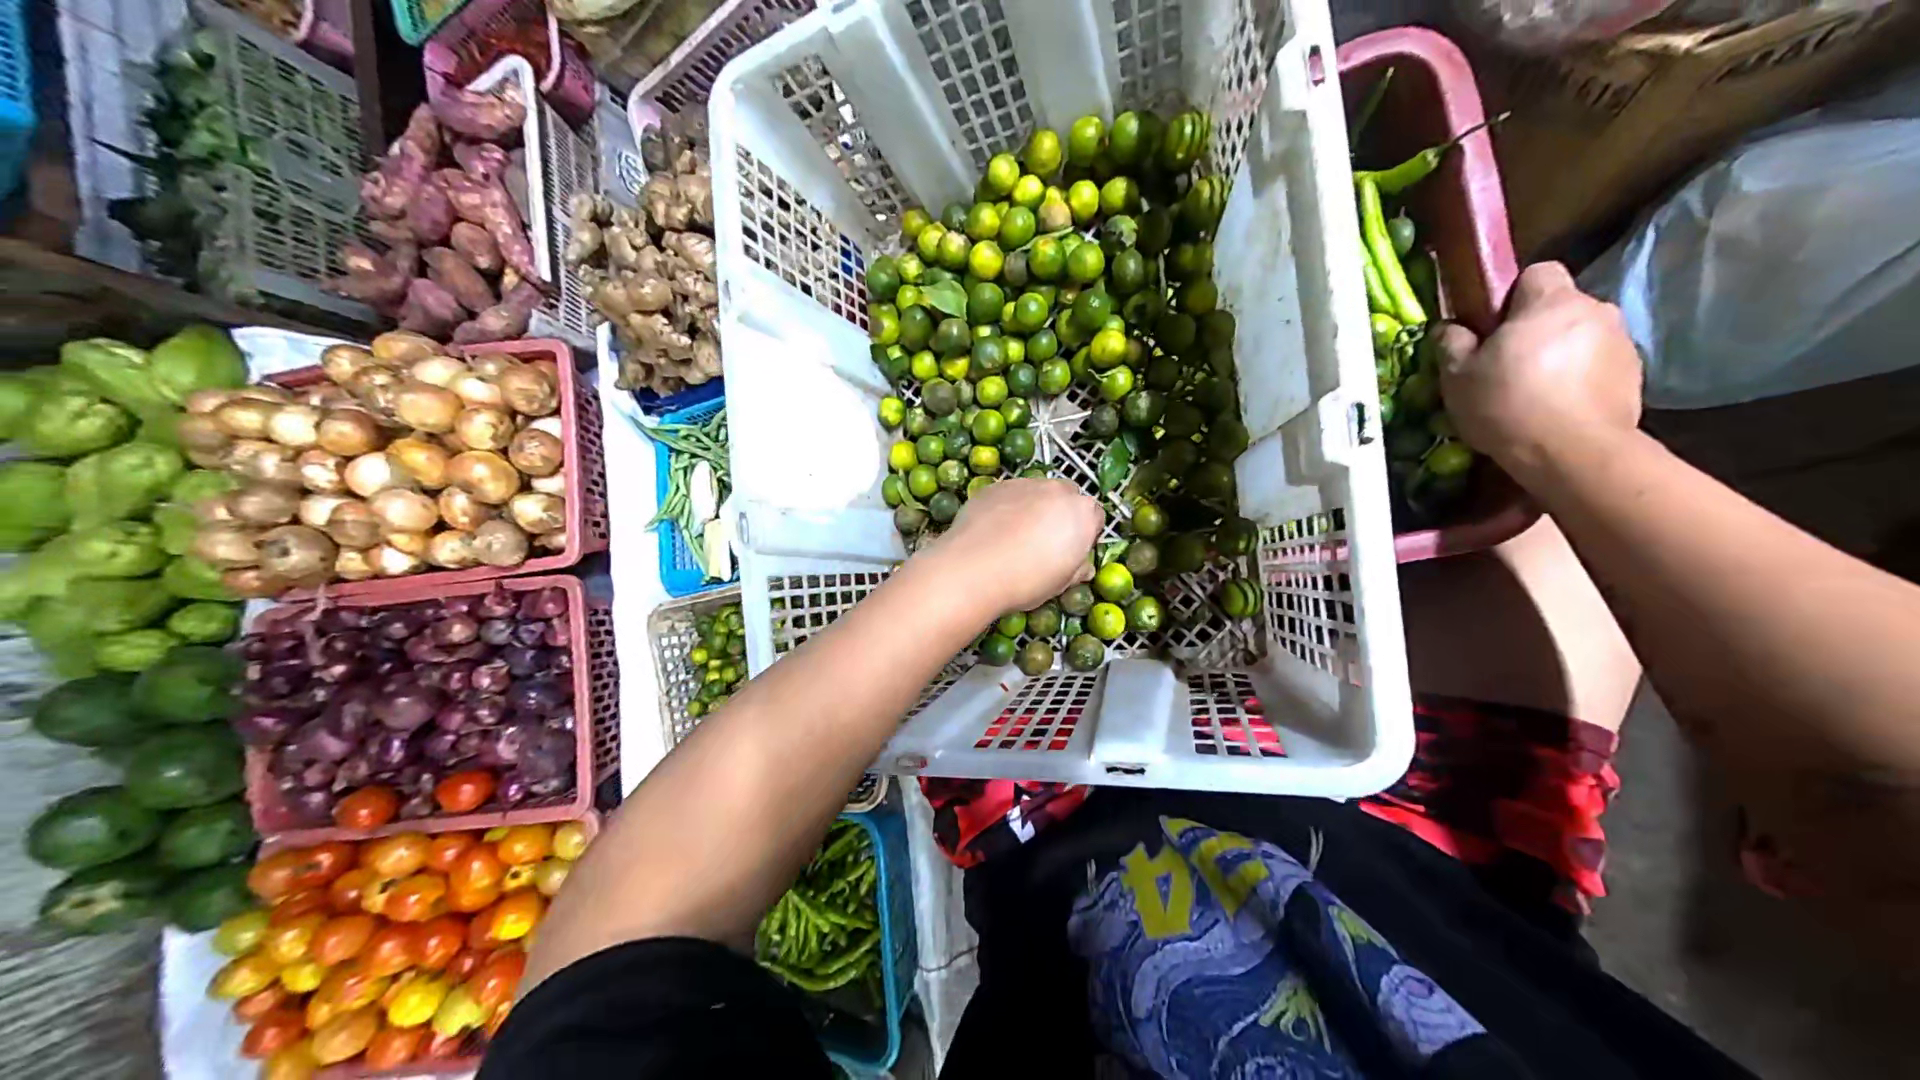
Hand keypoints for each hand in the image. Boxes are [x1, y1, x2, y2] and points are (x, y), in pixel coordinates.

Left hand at [916, 477, 1102, 611]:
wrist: (973, 569)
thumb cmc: (1026, 580)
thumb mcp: (1061, 583)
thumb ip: (1077, 569)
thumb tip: (1082, 567)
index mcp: (1082, 513)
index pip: (1094, 516)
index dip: (1084, 534)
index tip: (1072, 551)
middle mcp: (1057, 490)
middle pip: (1066, 497)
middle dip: (1060, 514)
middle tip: (1045, 541)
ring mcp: (1024, 484)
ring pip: (1036, 493)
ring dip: (1033, 508)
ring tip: (1015, 536)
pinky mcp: (995, 486)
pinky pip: (1009, 495)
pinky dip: (1006, 508)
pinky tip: (994, 530)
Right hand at [1436, 262, 1642, 475]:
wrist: (1572, 452)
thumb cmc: (1507, 404)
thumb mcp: (1457, 376)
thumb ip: (1451, 343)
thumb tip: (1450, 328)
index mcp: (1550, 302)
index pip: (1537, 272)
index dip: (1512, 295)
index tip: (1492, 326)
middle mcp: (1595, 310)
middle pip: (1559, 307)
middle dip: (1535, 328)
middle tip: (1504, 364)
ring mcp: (1621, 341)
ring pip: (1579, 336)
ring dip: (1558, 353)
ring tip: (1531, 390)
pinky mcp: (1633, 373)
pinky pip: (1596, 364)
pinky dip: (1578, 377)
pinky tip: (1555, 405)